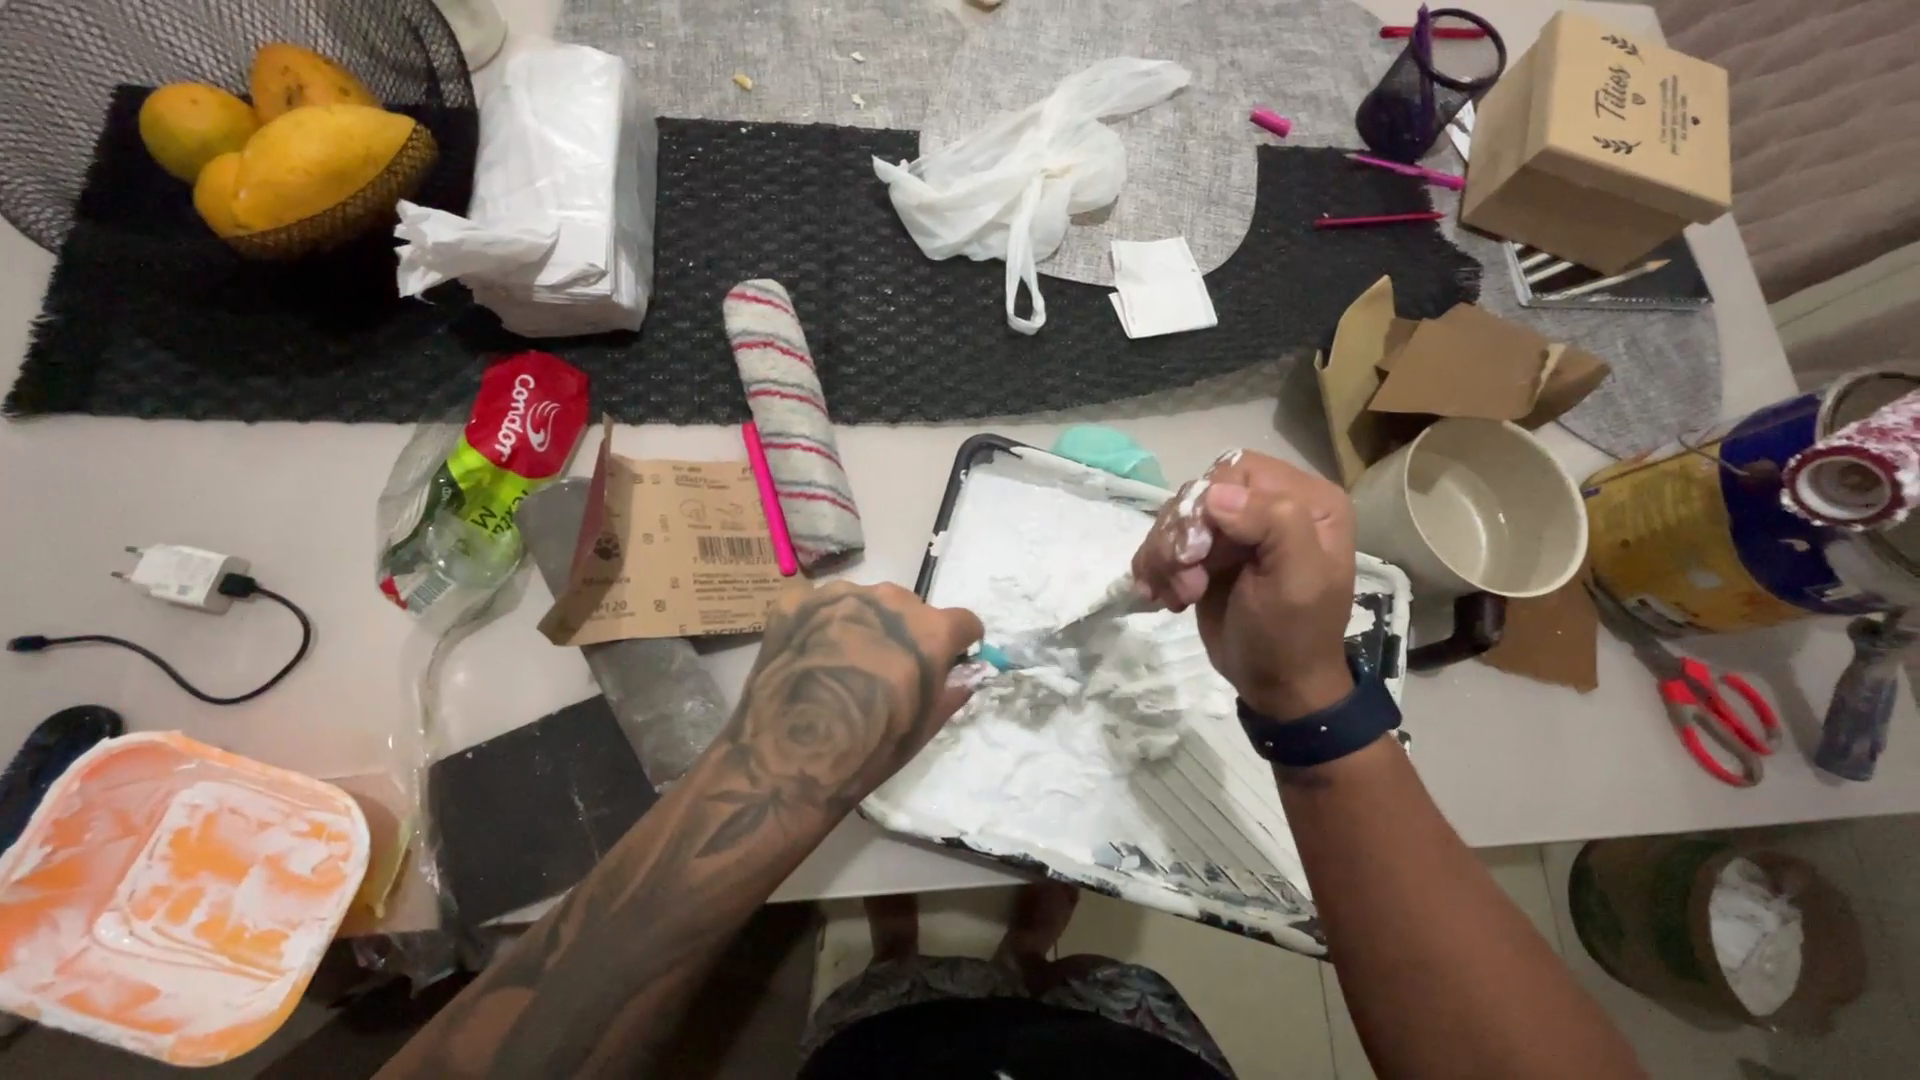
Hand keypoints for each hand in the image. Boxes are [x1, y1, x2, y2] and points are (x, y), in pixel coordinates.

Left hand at [732, 582, 984, 805]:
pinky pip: (817, 603)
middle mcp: (889, 598)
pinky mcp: (795, 600)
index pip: (963, 622)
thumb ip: (950, 691)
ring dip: (863, 624)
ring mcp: (839, 594)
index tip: (945, 663)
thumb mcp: (922, 729)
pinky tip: (806, 656)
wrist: (786, 756)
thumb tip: (964, 675)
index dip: (958, 644)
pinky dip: (818, 622)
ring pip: (864, 601)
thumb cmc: (866, 750)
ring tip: (840, 666)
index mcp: (929, 630)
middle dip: (905, 633)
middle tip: (884, 672)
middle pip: (910, 608)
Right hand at [1132, 452, 1355, 719]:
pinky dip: (1154, 566)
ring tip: (1176, 596)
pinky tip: (1162, 597)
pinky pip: (1165, 539)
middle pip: (1199, 492)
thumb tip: (1215, 492)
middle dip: (1180, 539)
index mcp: (1306, 500)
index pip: (1237, 471)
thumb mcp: (1296, 580)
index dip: (1206, 508)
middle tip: (1186, 585)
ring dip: (1164, 557)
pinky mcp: (1208, 552)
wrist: (1275, 686)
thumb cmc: (1292, 634)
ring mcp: (1236, 528)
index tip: (1197, 556)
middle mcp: (1271, 503)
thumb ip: (1272, 523)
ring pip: (1176, 516)